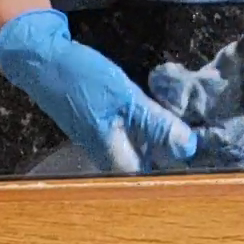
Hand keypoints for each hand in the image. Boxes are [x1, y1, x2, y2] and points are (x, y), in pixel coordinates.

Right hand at [0, 9, 197, 172]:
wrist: (43, 63)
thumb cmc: (82, 79)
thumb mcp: (126, 97)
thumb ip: (156, 123)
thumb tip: (188, 147)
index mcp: (115, 158)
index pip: (155, 179)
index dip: (179, 169)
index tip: (201, 152)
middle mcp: (109, 161)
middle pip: (149, 168)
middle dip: (173, 154)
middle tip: (200, 135)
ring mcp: (104, 148)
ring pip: (142, 154)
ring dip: (162, 141)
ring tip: (186, 126)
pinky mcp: (102, 134)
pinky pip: (132, 140)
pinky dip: (148, 130)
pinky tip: (160, 116)